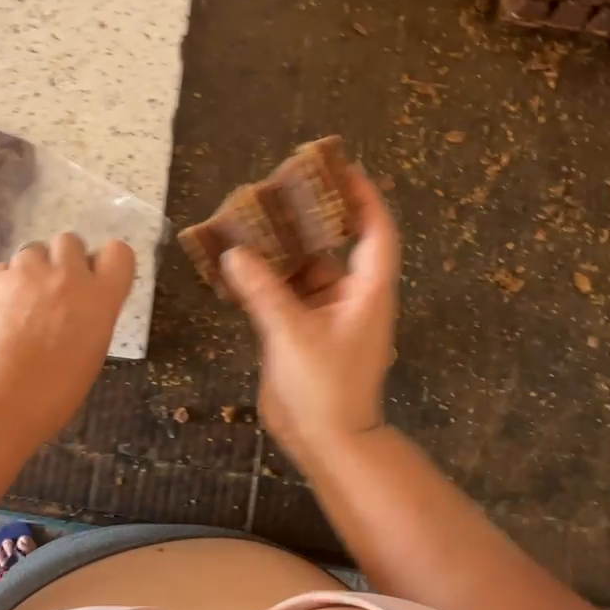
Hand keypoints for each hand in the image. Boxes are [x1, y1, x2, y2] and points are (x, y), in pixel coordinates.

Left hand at [0, 233, 135, 444]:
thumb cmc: (53, 394)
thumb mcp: (90, 354)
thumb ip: (91, 316)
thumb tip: (79, 304)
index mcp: (100, 297)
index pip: (118, 252)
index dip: (106, 265)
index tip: (95, 283)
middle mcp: (66, 275)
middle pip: (70, 241)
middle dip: (64, 261)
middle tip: (56, 295)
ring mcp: (25, 273)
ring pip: (33, 252)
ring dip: (33, 271)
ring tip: (24, 306)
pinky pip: (5, 269)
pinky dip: (6, 285)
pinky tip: (0, 314)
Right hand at [222, 165, 399, 461]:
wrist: (327, 442)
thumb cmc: (325, 387)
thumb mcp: (293, 334)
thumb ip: (264, 291)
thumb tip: (234, 253)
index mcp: (367, 291)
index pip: (375, 231)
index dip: (362, 196)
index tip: (340, 166)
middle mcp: (350, 297)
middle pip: (333, 246)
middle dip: (307, 220)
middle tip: (276, 191)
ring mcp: (325, 317)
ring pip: (302, 272)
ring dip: (277, 252)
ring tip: (246, 224)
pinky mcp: (302, 335)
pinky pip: (283, 297)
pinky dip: (263, 282)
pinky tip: (235, 269)